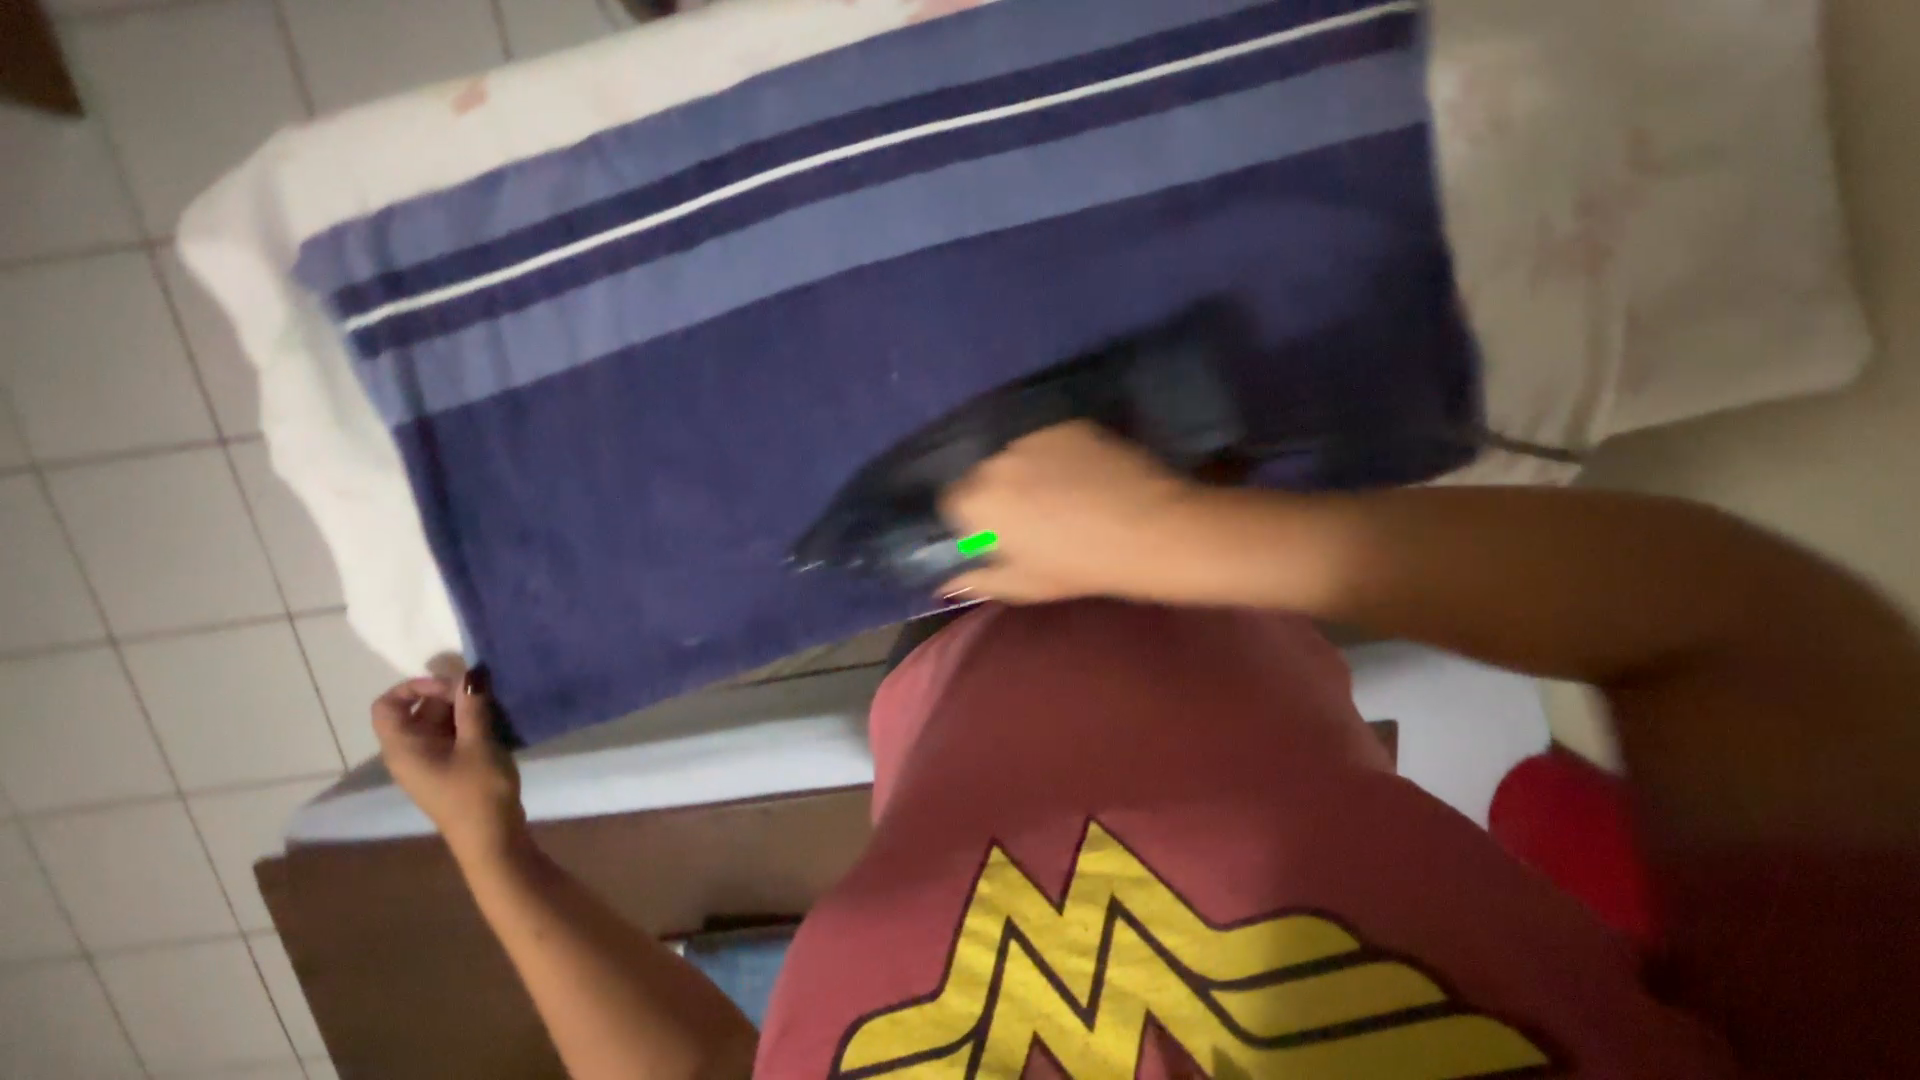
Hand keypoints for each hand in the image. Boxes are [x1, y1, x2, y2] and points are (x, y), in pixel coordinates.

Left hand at [372, 669, 524, 860]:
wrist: (491, 838)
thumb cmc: (477, 791)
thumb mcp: (478, 743)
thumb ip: (472, 706)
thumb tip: (471, 673)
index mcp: (403, 747)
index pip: (387, 704)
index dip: (416, 687)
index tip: (453, 687)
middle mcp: (408, 753)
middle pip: (416, 710)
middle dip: (448, 695)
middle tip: (483, 694)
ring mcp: (429, 762)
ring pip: (437, 723)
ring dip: (462, 710)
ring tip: (494, 707)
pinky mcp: (448, 770)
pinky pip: (450, 737)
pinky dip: (468, 725)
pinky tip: (495, 725)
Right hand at [938, 420, 1202, 602]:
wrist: (1153, 530)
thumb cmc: (1083, 566)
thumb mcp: (1026, 584)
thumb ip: (978, 580)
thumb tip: (945, 584)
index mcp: (978, 502)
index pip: (951, 501)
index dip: (970, 518)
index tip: (994, 533)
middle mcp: (996, 461)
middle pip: (981, 473)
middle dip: (997, 491)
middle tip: (1030, 515)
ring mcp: (1033, 437)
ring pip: (1014, 455)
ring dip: (1024, 471)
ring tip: (1059, 494)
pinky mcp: (1066, 425)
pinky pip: (1046, 441)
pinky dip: (1054, 456)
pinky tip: (1081, 477)